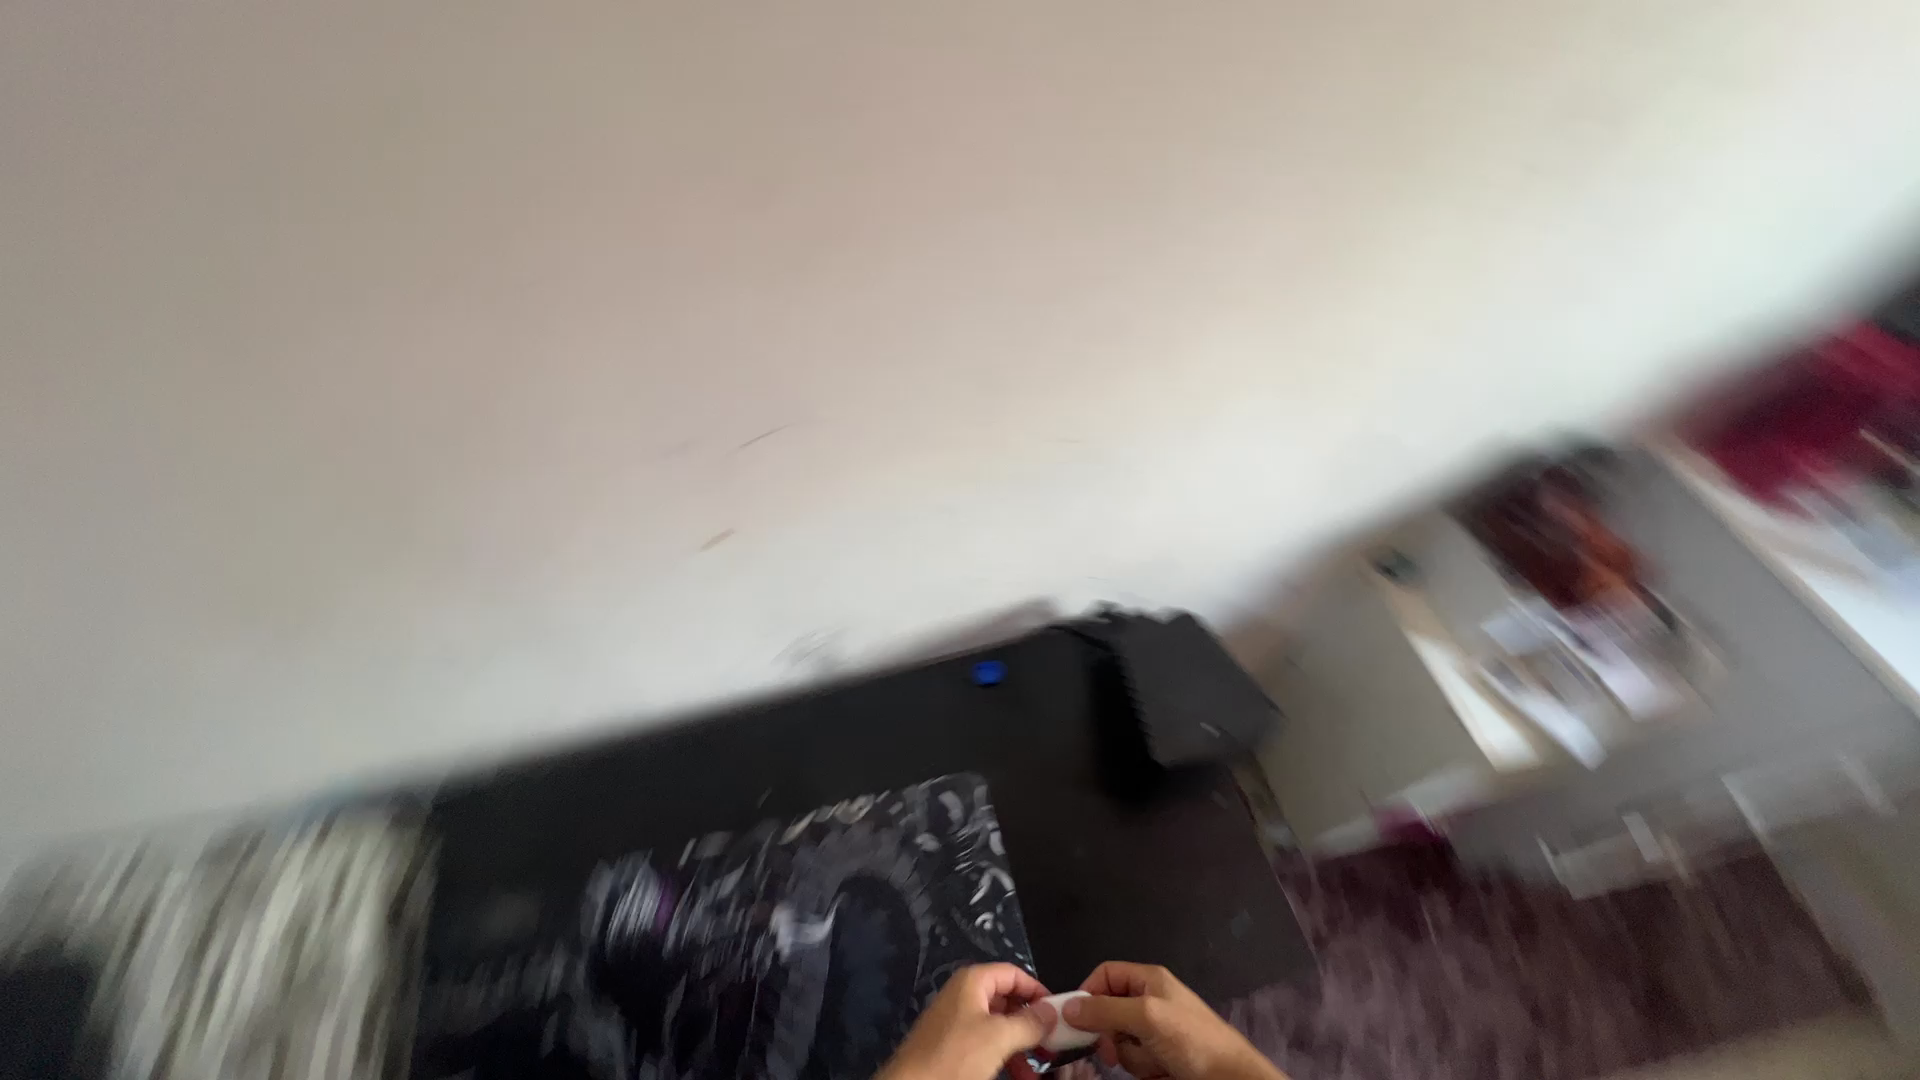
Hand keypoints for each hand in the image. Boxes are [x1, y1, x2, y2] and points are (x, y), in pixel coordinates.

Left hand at [875, 962, 1056, 1079]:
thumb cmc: (955, 1056)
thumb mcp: (998, 1037)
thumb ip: (1028, 1022)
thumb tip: (1052, 1010)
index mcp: (973, 982)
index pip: (1013, 974)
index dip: (1037, 991)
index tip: (1059, 1014)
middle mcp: (966, 996)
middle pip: (1008, 1001)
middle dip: (1031, 1025)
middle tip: (1053, 1047)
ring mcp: (958, 1022)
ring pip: (999, 1028)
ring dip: (1021, 1048)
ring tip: (1039, 1071)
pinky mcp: (954, 1048)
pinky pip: (986, 1046)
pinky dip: (1005, 1059)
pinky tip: (1019, 1077)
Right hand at [1066, 962, 1284, 1079]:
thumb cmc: (1191, 1039)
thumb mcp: (1146, 1017)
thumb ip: (1105, 1010)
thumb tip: (1066, 1007)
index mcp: (1148, 979)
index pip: (1105, 975)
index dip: (1088, 993)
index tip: (1075, 1019)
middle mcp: (1149, 1000)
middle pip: (1108, 1010)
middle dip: (1111, 1033)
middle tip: (1114, 1051)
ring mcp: (1155, 1031)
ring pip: (1120, 1039)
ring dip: (1131, 1055)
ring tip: (1155, 1063)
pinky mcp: (1160, 1056)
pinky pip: (1135, 1059)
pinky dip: (1143, 1068)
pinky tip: (1161, 1072)